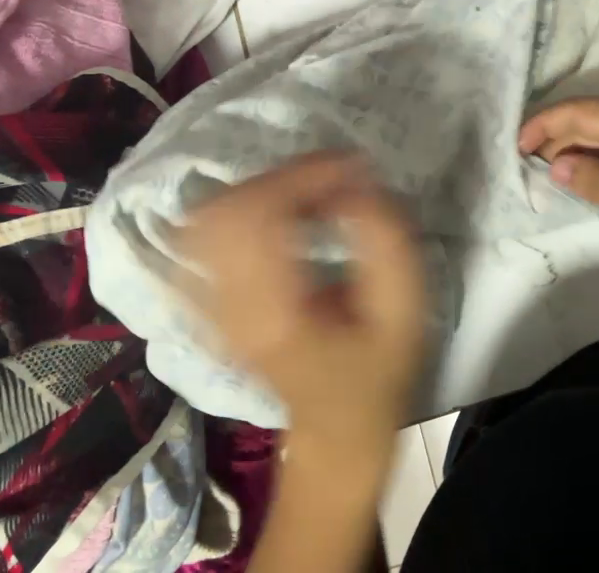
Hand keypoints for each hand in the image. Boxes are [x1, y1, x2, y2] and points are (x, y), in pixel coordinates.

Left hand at [181, 153, 425, 465]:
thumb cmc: (377, 371)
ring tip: (301, 195)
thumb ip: (385, 244)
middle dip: (276, 178)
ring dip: (254, 190)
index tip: (349, 168)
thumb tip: (353, 185)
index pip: (258, 217)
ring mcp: (204, 307)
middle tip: (325, 180)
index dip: (302, 176)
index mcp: (271, 315)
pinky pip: (196, 237)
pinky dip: (233, 210)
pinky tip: (271, 215)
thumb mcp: (403, 311)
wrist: (336, 430)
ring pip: (200, 219)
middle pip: (219, 211)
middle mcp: (222, 309)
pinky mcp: (201, 303)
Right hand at [519, 98, 598, 270]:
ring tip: (542, 174)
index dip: (546, 122)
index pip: (584, 111)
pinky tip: (579, 180)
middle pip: (591, 118)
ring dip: (571, 149)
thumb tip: (554, 166)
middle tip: (522, 164)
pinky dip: (592, 161)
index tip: (516, 145)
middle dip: (553, 135)